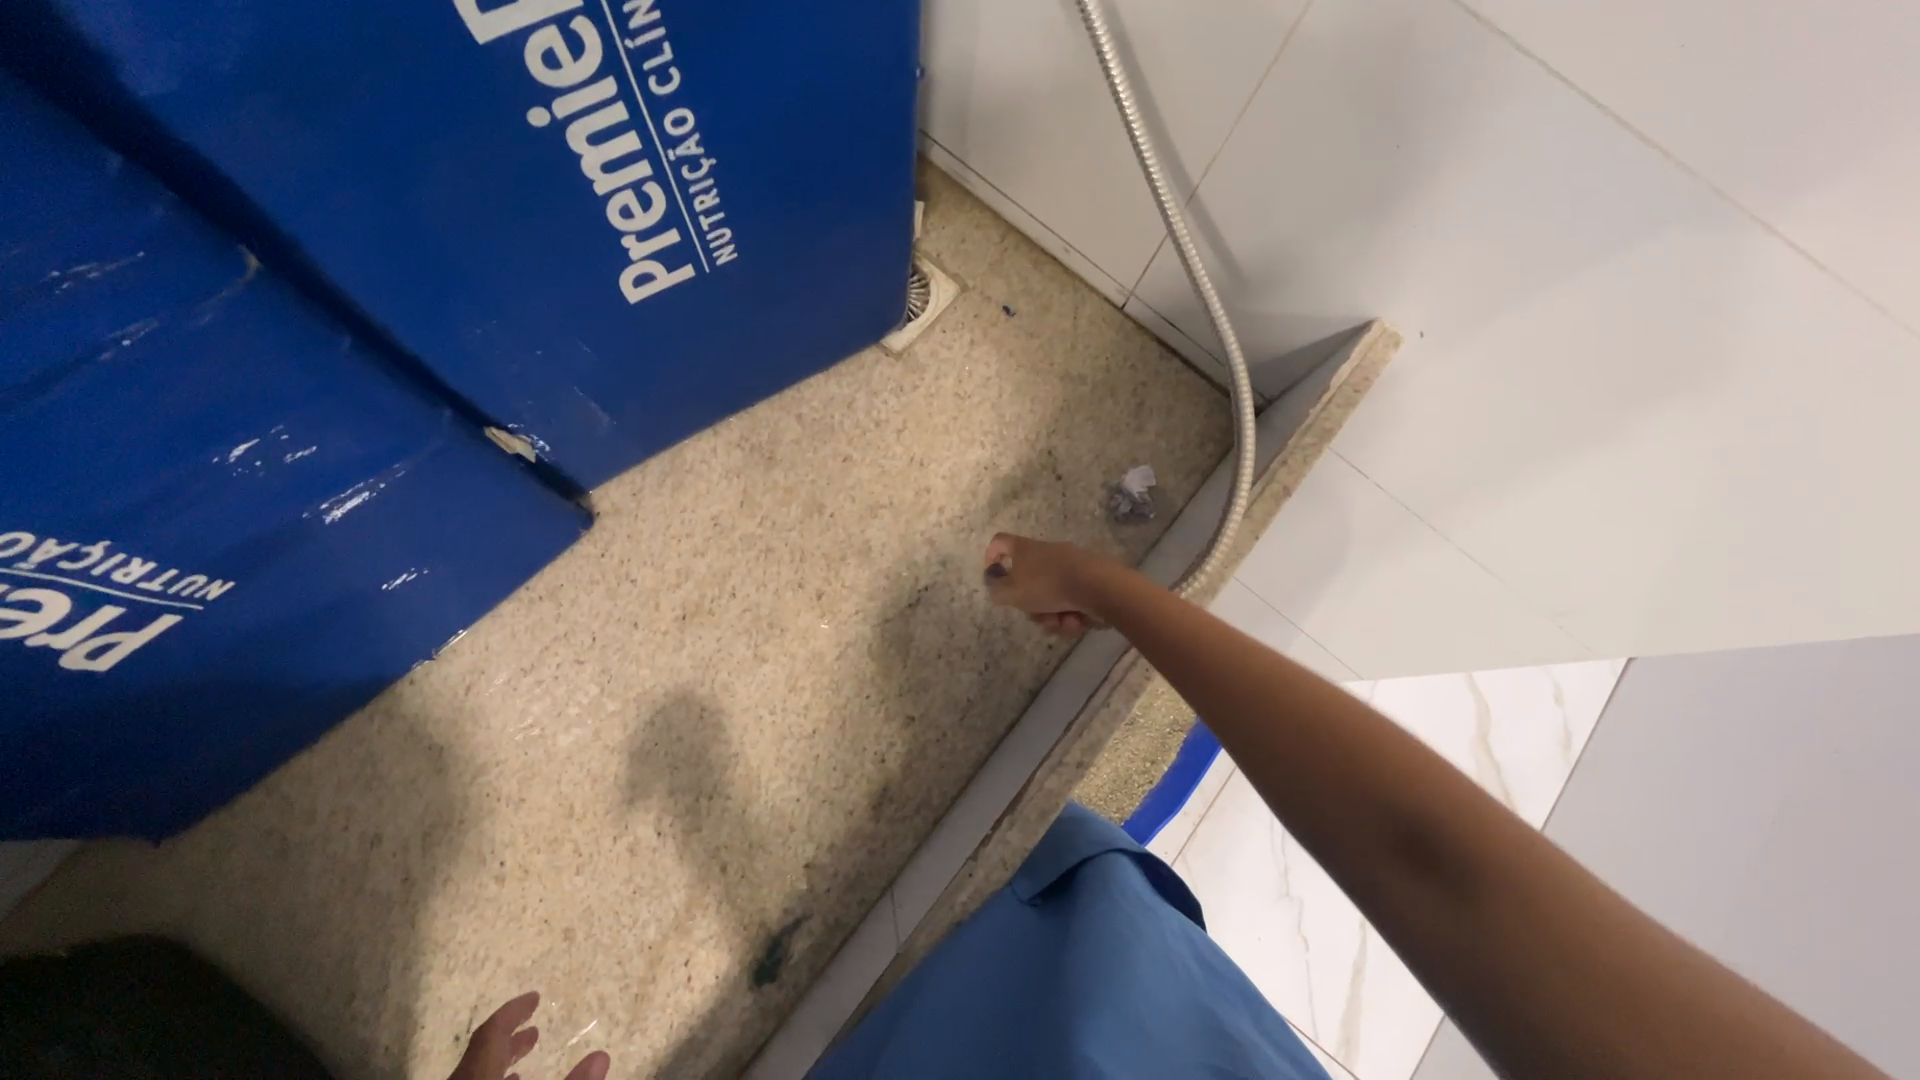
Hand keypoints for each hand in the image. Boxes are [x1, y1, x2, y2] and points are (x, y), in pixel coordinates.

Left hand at [447, 992, 609, 1079]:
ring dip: (502, 1059)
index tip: (534, 996)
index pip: (491, 1033)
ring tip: (527, 1054)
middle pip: (480, 1052)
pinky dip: (492, 1078)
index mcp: (478, 1075)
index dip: (513, 1012)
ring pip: (475, 1071)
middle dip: (509, 1036)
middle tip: (534, 1023)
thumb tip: (601, 1056)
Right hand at [982, 533, 1110, 638]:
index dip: (991, 556)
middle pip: (1029, 583)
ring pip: (1051, 599)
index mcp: (1025, 549)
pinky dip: (1071, 617)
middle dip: (1032, 607)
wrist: (1098, 586)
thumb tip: (995, 585)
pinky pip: (1071, 604)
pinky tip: (1077, 621)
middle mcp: (1047, 554)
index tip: (993, 575)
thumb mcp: (1011, 591)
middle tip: (1036, 615)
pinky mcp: (1088, 582)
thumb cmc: (1048, 584)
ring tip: (1062, 622)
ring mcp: (1069, 568)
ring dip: (1053, 617)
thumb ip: (996, 590)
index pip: (1000, 542)